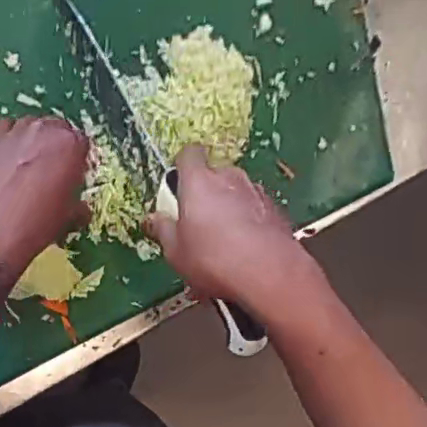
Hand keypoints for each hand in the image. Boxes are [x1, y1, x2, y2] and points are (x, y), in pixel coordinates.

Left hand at [0, 116, 91, 266]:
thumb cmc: (39, 226)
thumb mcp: (68, 219)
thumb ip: (79, 206)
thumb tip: (82, 209)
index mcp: (71, 145)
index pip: (81, 143)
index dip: (76, 161)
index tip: (70, 175)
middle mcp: (45, 129)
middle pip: (56, 129)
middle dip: (55, 147)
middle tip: (49, 171)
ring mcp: (16, 130)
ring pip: (31, 126)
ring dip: (32, 141)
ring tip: (26, 166)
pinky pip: (5, 130)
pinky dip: (9, 139)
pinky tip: (7, 158)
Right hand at [147, 145, 319, 310]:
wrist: (267, 271)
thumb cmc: (213, 259)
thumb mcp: (175, 251)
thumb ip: (163, 230)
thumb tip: (152, 219)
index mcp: (198, 182)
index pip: (188, 154)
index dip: (181, 167)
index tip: (176, 187)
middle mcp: (228, 177)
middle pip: (212, 177)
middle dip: (204, 196)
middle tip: (194, 227)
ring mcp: (254, 190)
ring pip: (233, 195)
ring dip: (225, 212)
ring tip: (218, 246)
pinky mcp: (274, 208)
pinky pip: (251, 210)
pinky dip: (244, 224)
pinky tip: (239, 252)